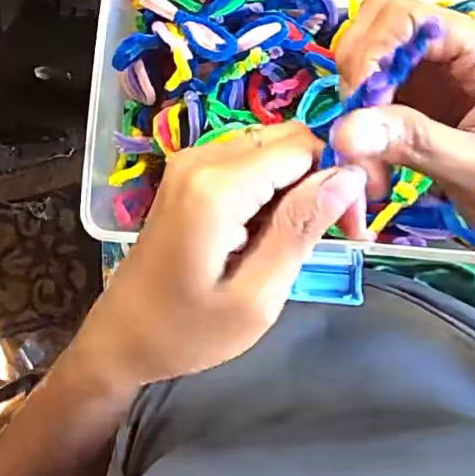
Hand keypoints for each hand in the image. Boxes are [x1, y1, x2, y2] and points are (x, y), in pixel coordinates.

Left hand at [74, 123, 366, 387]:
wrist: (122, 336)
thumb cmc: (187, 332)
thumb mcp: (257, 296)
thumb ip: (301, 229)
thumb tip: (349, 175)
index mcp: (216, 186)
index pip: (301, 147)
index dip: (336, 181)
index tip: (352, 230)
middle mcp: (200, 157)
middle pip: (285, 139)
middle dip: (319, 177)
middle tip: (333, 235)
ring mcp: (189, 160)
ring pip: (268, 146)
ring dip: (296, 182)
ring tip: (301, 238)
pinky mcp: (186, 172)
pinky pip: (245, 159)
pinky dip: (270, 185)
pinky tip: (270, 230)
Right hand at [329, 0, 474, 271]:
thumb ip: (415, 143)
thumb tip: (343, 131)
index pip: (413, 17)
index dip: (372, 51)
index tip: (357, 105)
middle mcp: (473, 51)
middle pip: (387, 22)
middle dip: (359, 69)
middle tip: (355, 125)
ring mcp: (451, 74)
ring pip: (378, 57)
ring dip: (358, 101)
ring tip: (365, 156)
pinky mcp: (435, 99)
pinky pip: (383, 91)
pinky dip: (367, 121)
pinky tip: (375, 160)